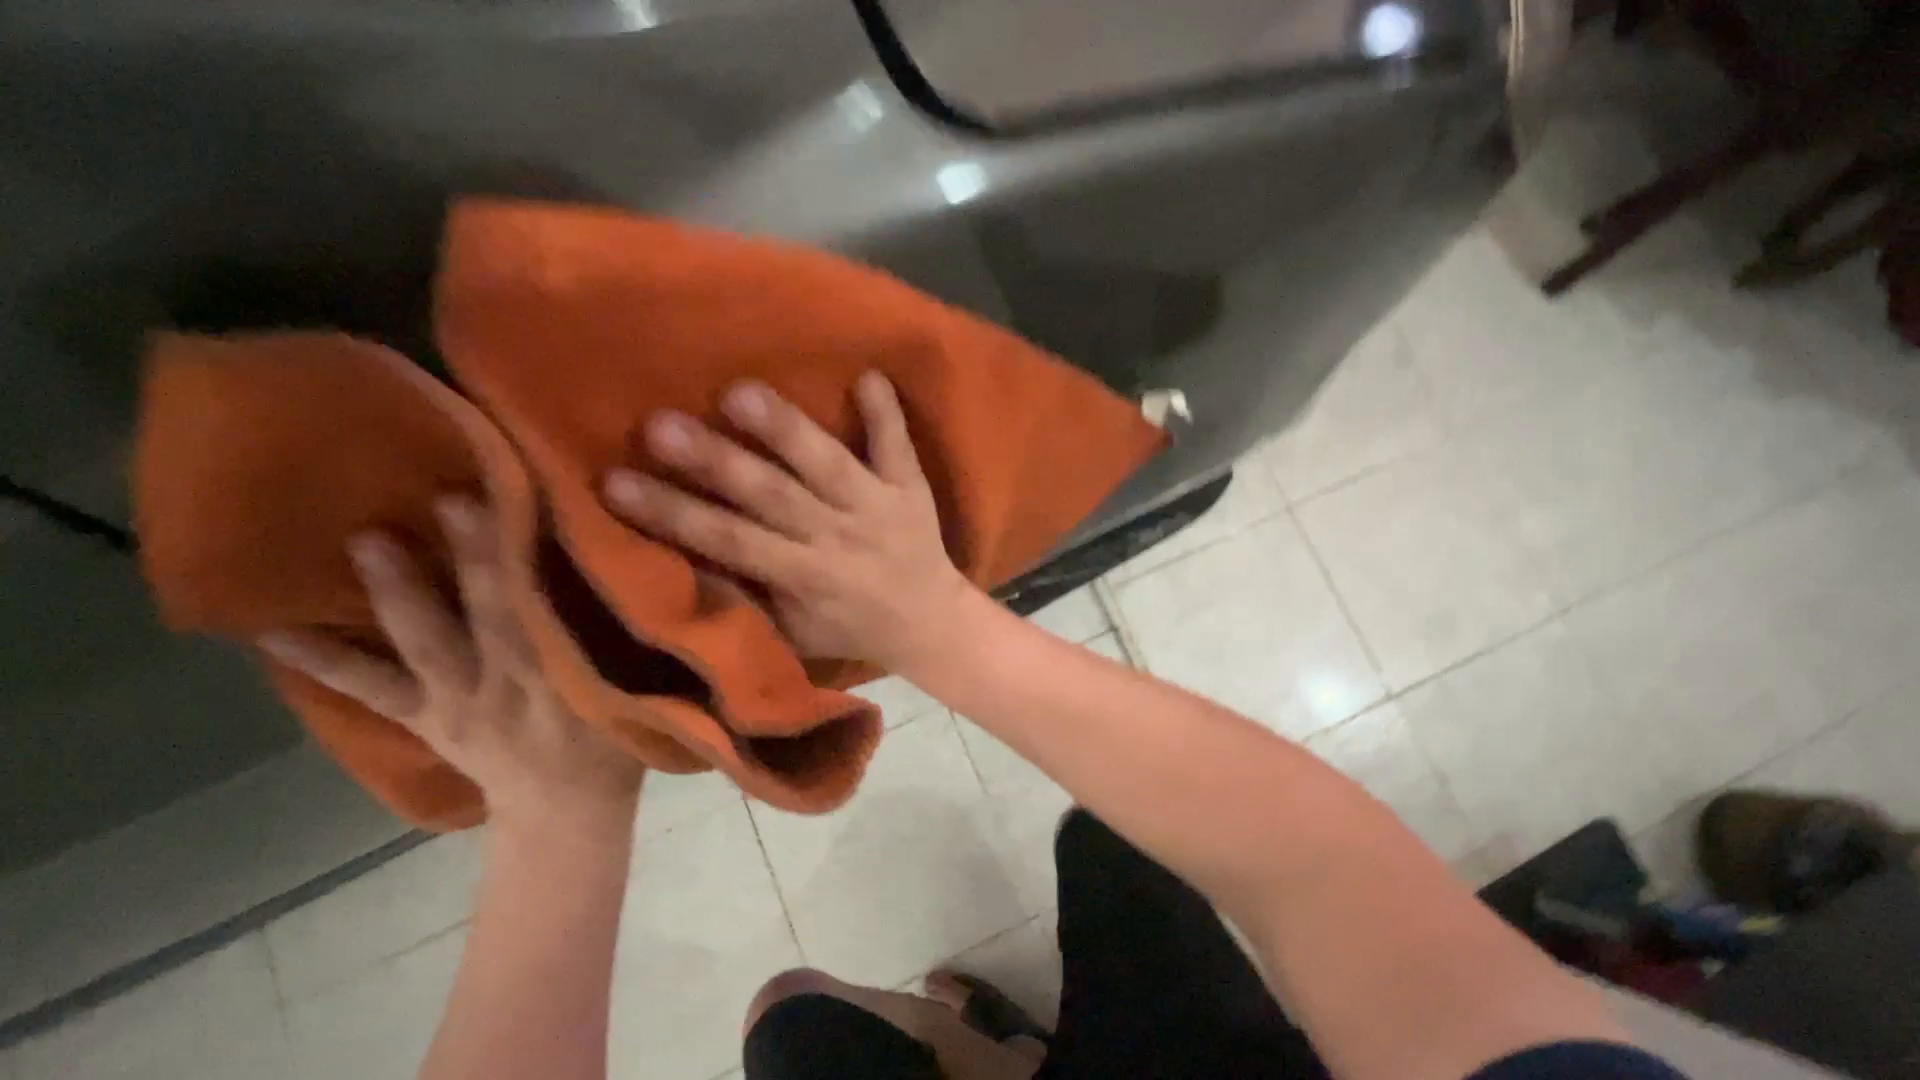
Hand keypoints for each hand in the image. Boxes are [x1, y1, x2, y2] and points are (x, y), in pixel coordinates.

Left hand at [259, 497, 644, 839]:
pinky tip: (275, 633)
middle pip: (496, 614)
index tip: (528, 498)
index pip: (562, 608)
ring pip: (429, 642)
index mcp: (572, 677)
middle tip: (449, 496)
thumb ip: (625, 635)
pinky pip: (373, 690)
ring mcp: (459, 703)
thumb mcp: (636, 691)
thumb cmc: (613, 743)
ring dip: (399, 592)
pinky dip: (327, 663)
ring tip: (366, 540)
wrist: (564, 814)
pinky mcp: (423, 719)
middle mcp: (513, 685)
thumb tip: (611, 559)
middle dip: (476, 556)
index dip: (544, 558)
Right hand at [601, 371, 977, 672]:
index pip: (728, 541)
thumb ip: (747, 595)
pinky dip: (886, 414)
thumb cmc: (849, 627)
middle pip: (770, 495)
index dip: (671, 515)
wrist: (931, 623)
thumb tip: (682, 554)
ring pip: (827, 464)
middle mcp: (835, 536)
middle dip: (714, 462)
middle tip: (659, 425)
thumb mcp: (793, 631)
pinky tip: (870, 374)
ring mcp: (876, 506)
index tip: (614, 483)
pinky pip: (898, 447)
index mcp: (803, 576)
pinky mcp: (910, 486)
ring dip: (786, 429)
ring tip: (740, 391)